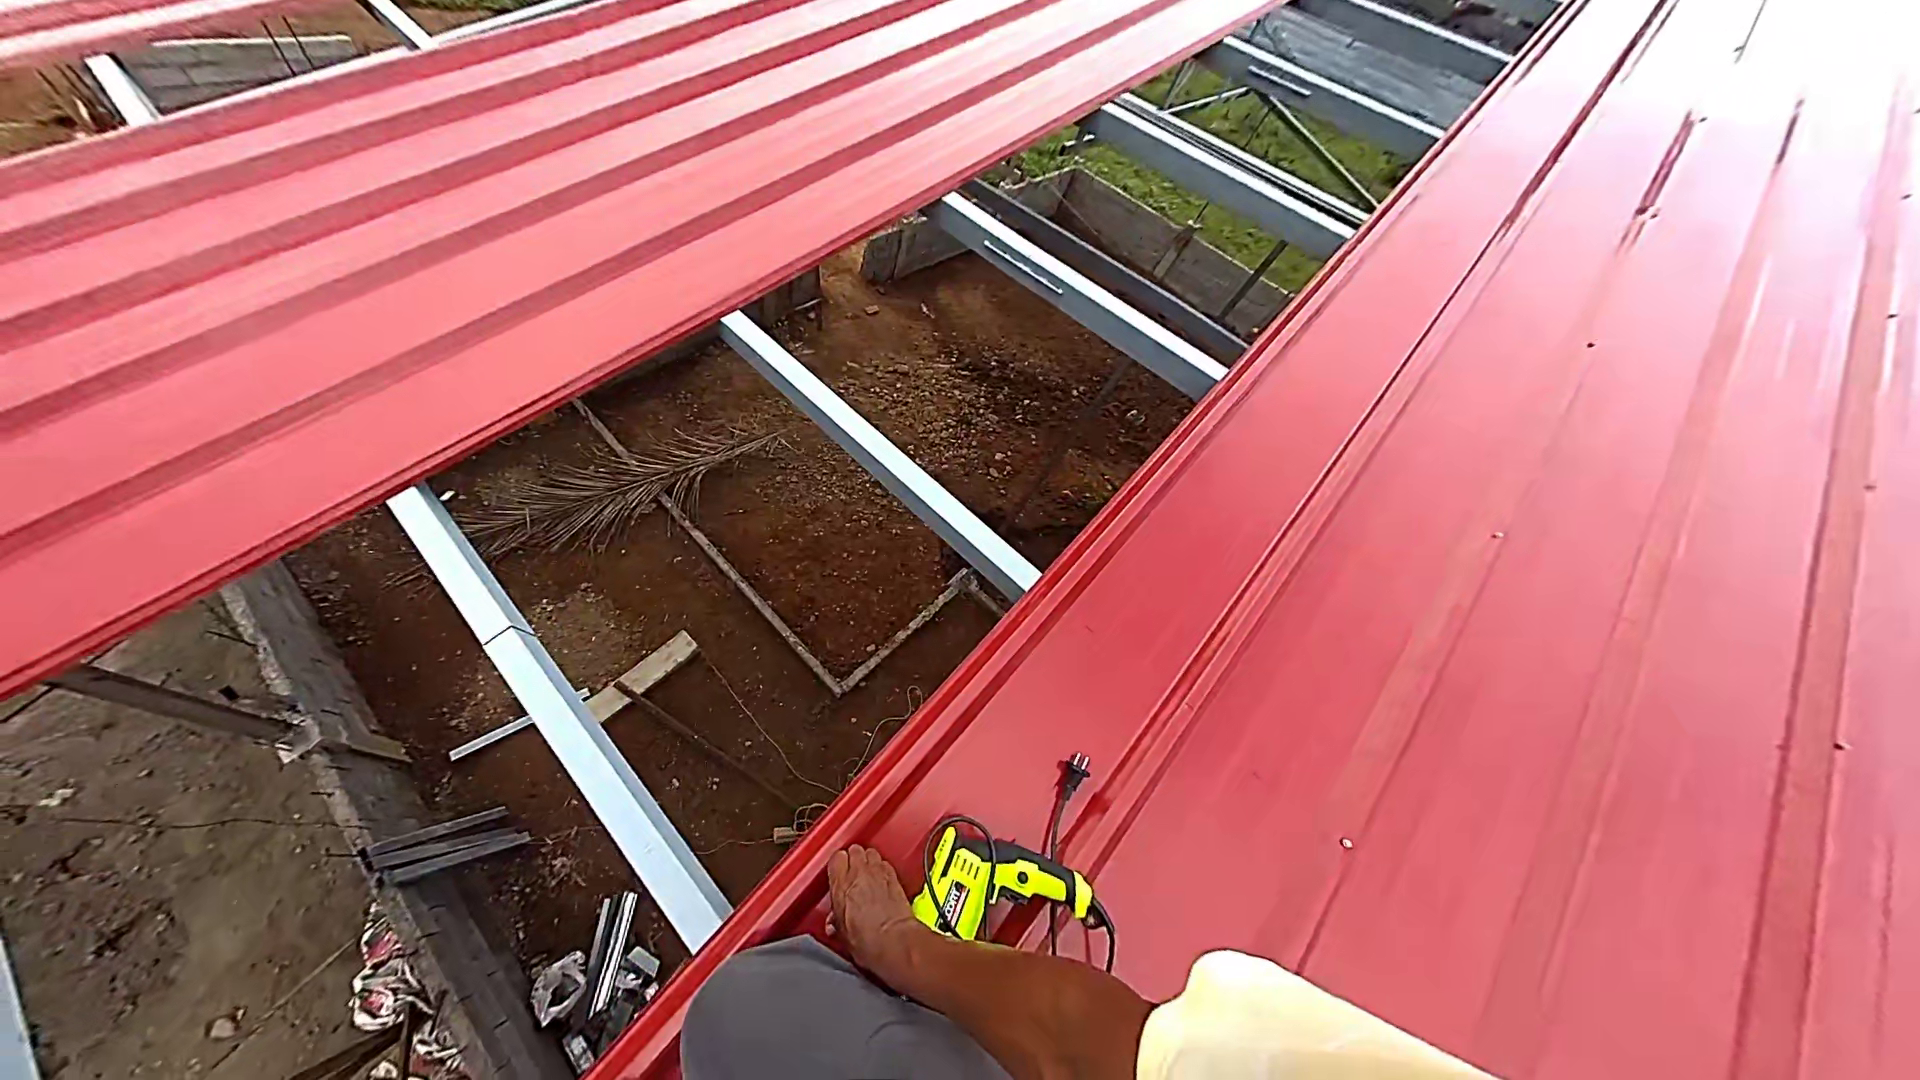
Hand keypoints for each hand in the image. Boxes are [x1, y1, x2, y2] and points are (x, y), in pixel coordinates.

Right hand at [826, 845, 924, 982]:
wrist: (895, 942)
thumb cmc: (870, 942)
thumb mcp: (843, 934)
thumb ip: (837, 920)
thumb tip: (836, 921)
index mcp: (841, 886)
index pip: (836, 858)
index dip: (838, 865)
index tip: (838, 874)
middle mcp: (860, 874)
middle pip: (855, 850)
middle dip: (853, 859)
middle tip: (852, 874)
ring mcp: (878, 872)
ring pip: (871, 852)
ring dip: (868, 861)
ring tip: (867, 875)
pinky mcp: (895, 876)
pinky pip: (885, 863)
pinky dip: (883, 869)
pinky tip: (882, 881)